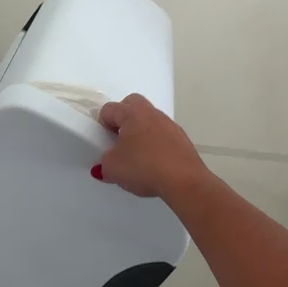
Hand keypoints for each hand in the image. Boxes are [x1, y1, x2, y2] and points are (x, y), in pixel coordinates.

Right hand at [93, 93, 210, 200]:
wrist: (185, 182)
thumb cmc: (144, 167)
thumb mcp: (112, 168)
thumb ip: (104, 162)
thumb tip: (108, 163)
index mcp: (132, 113)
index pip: (109, 109)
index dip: (102, 124)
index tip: (105, 142)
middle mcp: (152, 113)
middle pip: (132, 105)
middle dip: (123, 119)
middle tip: (120, 140)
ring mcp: (170, 125)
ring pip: (150, 120)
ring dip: (142, 132)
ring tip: (138, 156)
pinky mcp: (183, 140)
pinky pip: (164, 135)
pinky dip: (157, 145)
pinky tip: (155, 164)